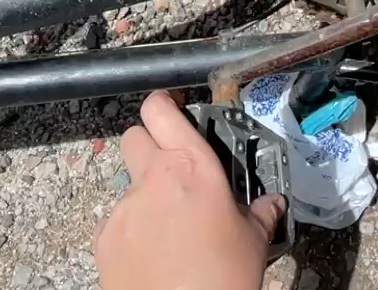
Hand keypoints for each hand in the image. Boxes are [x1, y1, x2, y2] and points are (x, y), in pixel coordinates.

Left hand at [95, 91, 284, 289]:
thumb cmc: (224, 278)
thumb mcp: (254, 240)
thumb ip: (260, 212)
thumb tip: (273, 203)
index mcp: (192, 165)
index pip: (160, 109)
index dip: (163, 105)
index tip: (172, 111)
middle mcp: (153, 177)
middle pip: (133, 136)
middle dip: (148, 146)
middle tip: (168, 168)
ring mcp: (124, 208)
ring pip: (126, 183)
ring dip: (141, 194)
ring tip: (165, 226)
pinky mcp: (104, 240)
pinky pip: (114, 221)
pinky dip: (128, 230)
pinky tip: (149, 254)